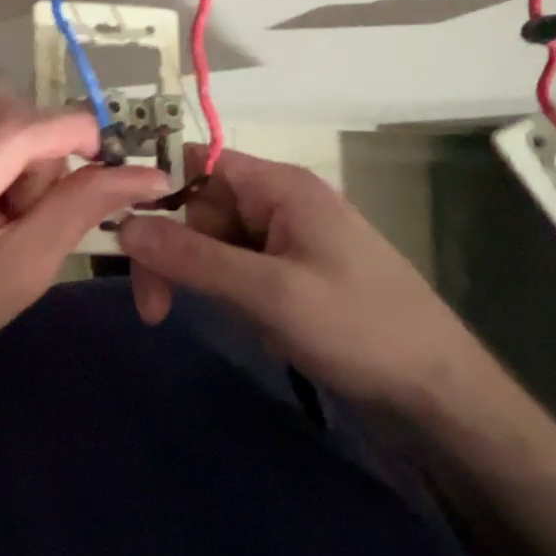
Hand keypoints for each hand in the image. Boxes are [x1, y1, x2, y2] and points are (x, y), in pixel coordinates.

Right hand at [118, 146, 489, 412]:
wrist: (438, 394)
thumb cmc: (359, 328)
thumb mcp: (269, 292)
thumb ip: (193, 257)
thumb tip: (123, 226)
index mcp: (280, 187)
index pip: (197, 161)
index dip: (154, 184)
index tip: (117, 225)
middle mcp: (279, 203)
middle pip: (198, 207)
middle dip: (169, 248)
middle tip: (154, 306)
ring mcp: (285, 241)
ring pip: (211, 241)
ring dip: (191, 274)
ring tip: (181, 314)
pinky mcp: (289, 275)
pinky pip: (234, 267)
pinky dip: (218, 289)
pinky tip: (228, 317)